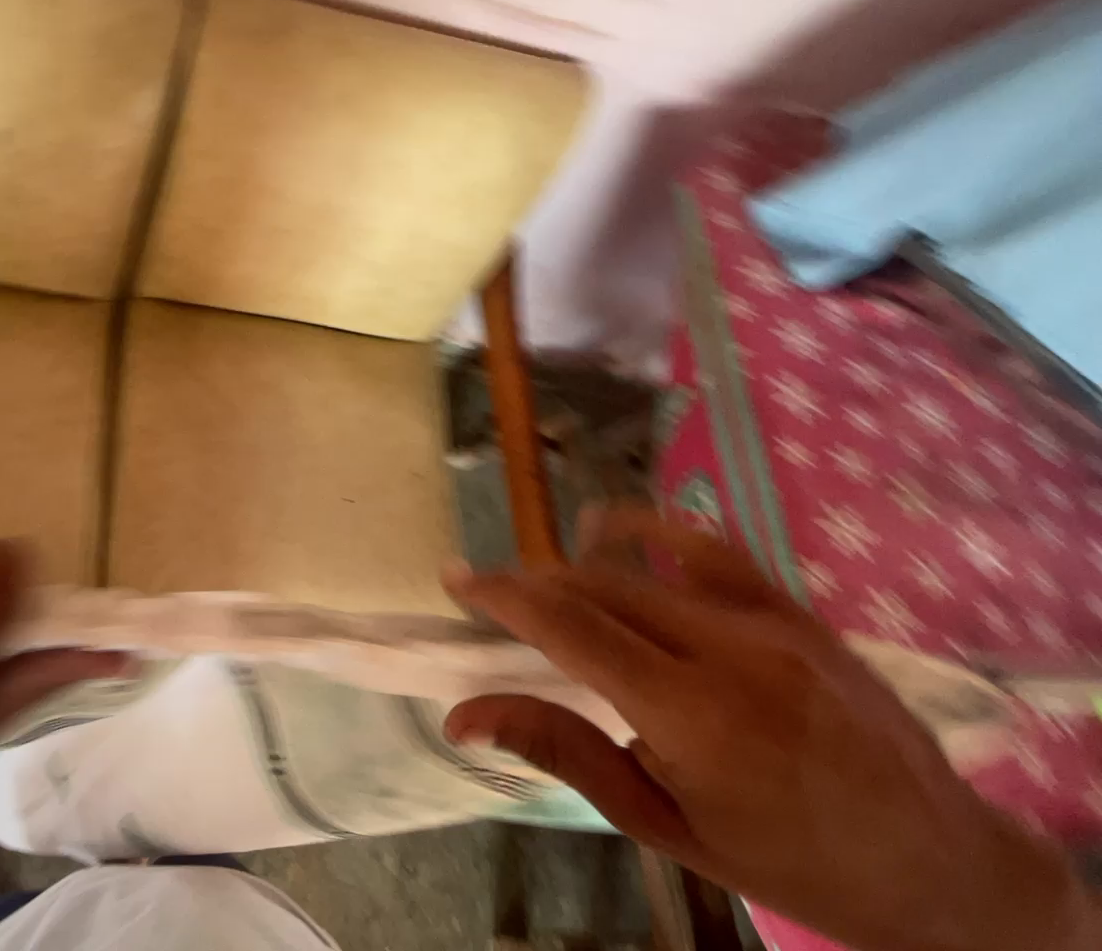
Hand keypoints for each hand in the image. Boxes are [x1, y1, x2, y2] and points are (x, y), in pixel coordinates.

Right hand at [444, 508, 1096, 950]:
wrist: (937, 864)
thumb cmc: (782, 857)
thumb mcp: (658, 823)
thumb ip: (559, 751)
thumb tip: (461, 716)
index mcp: (691, 715)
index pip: (570, 627)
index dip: (502, 596)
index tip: (457, 580)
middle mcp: (730, 650)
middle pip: (597, 585)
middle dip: (529, 582)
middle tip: (488, 592)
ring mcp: (771, 621)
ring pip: (642, 564)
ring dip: (575, 564)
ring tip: (539, 579)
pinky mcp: (796, 609)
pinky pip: (708, 546)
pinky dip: (648, 530)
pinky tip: (611, 530)